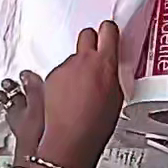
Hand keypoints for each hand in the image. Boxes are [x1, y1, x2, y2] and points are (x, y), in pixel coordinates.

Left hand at [34, 20, 123, 167]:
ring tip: (83, 88)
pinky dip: (66, 79)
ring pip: (73, 56)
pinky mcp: (51, 77)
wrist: (71, 138)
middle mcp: (82, 60)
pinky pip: (62, 71)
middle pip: (87, 34)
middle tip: (96, 56)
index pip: (108, 29)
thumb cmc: (96, 123)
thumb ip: (112, 72)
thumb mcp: (117, 94)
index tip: (110, 34)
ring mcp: (65, 67)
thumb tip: (109, 66)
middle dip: (92, 41)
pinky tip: (71, 96)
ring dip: (78, 66)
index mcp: (104, 62)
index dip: (109, 31)